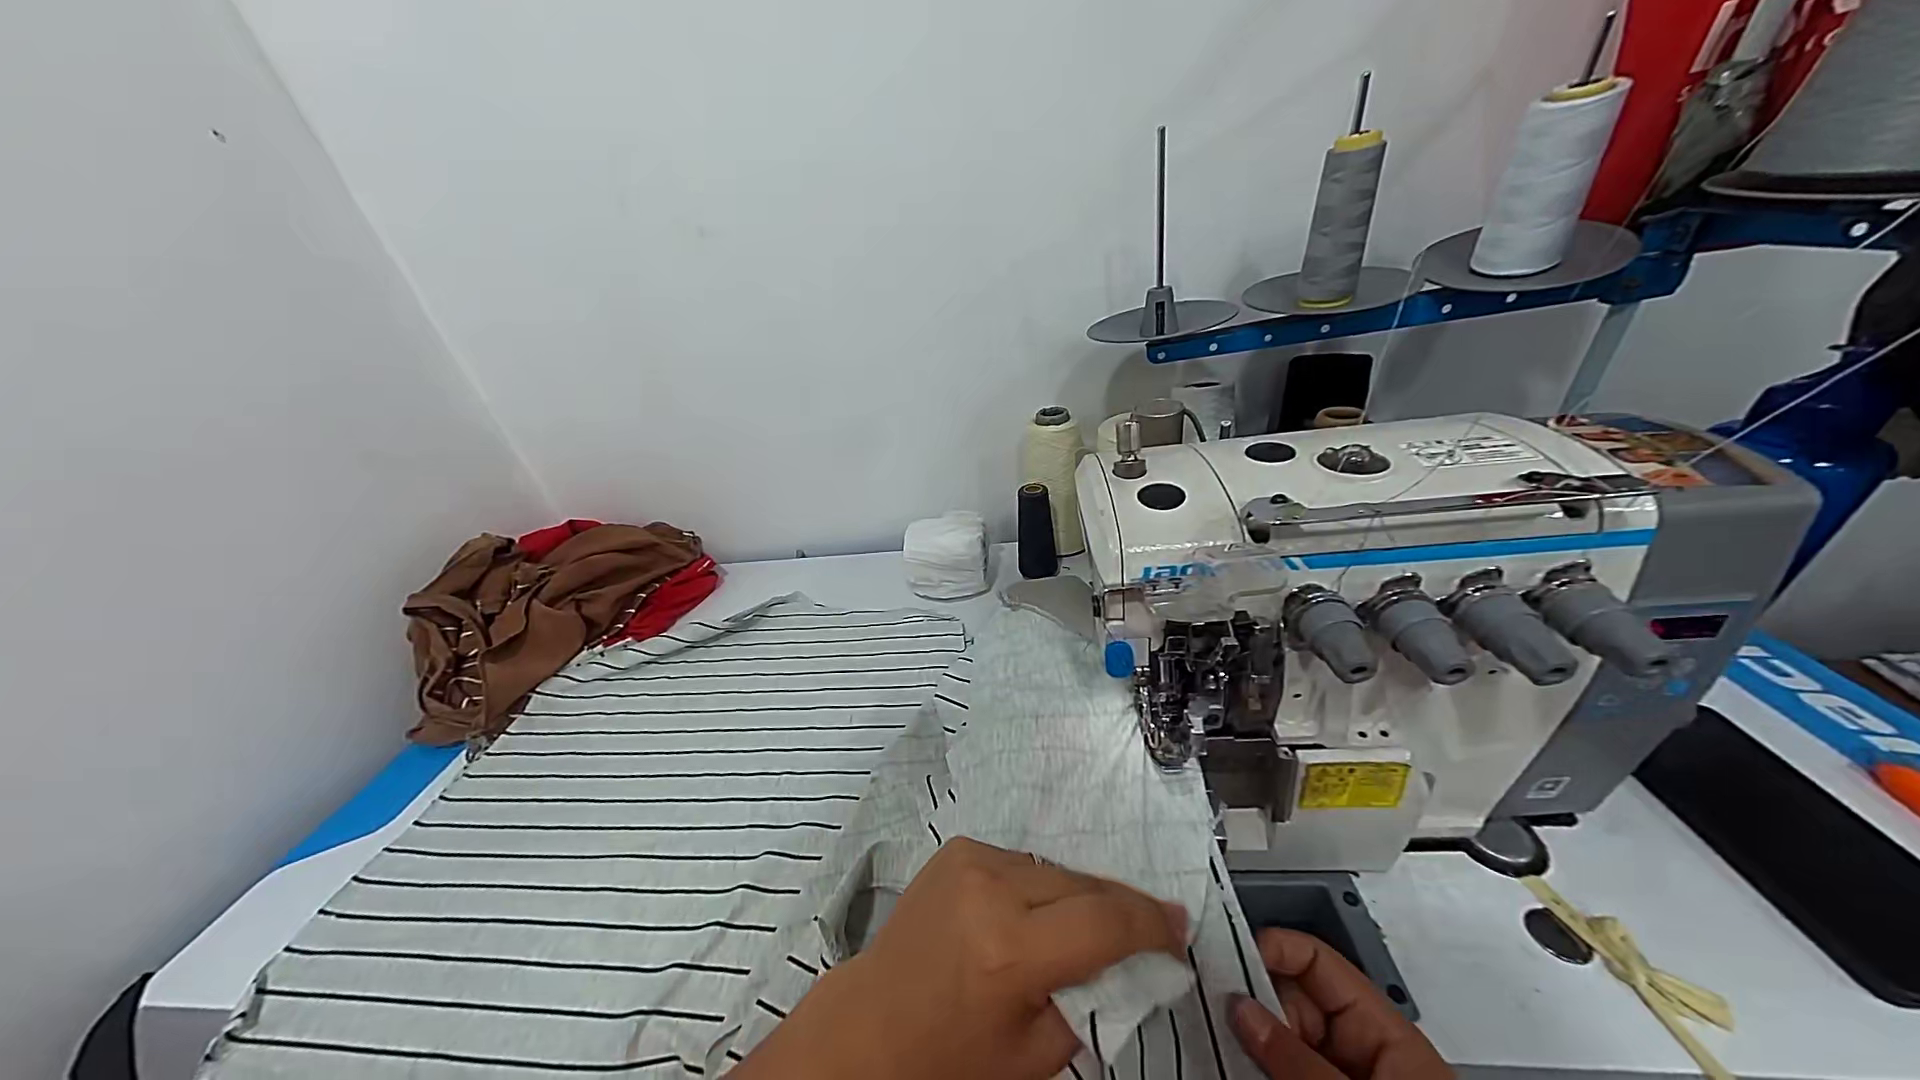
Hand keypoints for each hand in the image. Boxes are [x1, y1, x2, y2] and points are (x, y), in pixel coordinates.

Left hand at [732, 838, 1186, 1079]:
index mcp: (1008, 949)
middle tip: (1148, 932)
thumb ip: (1094, 1000)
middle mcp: (989, 888)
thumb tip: (1138, 959)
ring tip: (1086, 929)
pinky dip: (1042, 885)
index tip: (1177, 931)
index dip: (1150, 925)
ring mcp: (970, 859)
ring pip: (1056, 869)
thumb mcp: (1036, 1054)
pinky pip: (1024, 861)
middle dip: (1121, 909)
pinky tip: (1036, 913)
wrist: (873, 1024)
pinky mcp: (958, 848)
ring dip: (1080, 895)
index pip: (1104, 921)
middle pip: (1083, 885)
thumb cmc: (953, 1055)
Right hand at [1230, 928, 1451, 1079]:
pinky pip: (1278, 1068)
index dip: (1273, 950)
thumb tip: (1240, 1008)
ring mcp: (1336, 1074)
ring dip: (1246, 1036)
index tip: (1227, 958)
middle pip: (1288, 999)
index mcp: (1384, 1031)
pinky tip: (1228, 1062)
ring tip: (1216, 1040)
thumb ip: (1299, 1057)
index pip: (1317, 961)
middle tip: (1212, 1011)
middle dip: (1250, 1001)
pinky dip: (1252, 1063)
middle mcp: (1359, 1048)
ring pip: (1277, 1037)